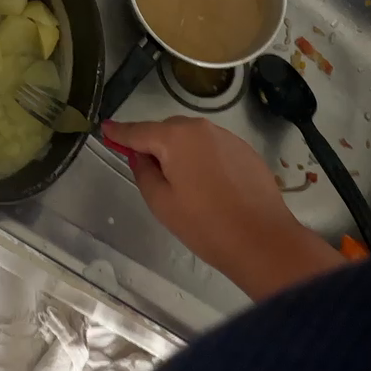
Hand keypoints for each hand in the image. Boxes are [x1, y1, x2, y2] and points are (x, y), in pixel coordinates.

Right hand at [104, 117, 343, 299]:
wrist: (264, 242)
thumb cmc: (206, 225)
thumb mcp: (162, 204)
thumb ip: (144, 173)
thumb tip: (140, 155)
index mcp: (175, 138)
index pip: (138, 131)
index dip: (120, 132)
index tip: (105, 128)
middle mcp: (200, 128)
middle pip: (166, 131)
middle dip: (156, 146)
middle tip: (153, 175)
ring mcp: (226, 136)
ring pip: (192, 139)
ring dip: (182, 153)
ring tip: (186, 186)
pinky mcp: (245, 150)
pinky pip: (214, 148)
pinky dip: (204, 159)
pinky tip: (211, 187)